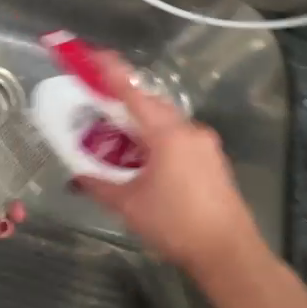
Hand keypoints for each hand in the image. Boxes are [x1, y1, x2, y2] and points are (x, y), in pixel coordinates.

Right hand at [76, 51, 263, 274]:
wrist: (229, 254)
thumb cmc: (177, 225)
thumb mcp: (129, 205)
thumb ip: (99, 185)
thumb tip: (77, 176)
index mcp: (166, 133)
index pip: (131, 91)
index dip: (108, 70)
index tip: (89, 53)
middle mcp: (188, 130)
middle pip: (149, 103)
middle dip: (122, 101)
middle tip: (96, 106)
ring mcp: (205, 144)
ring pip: (164, 121)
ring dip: (139, 125)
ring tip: (116, 140)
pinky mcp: (212, 160)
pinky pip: (178, 137)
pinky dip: (157, 140)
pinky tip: (144, 161)